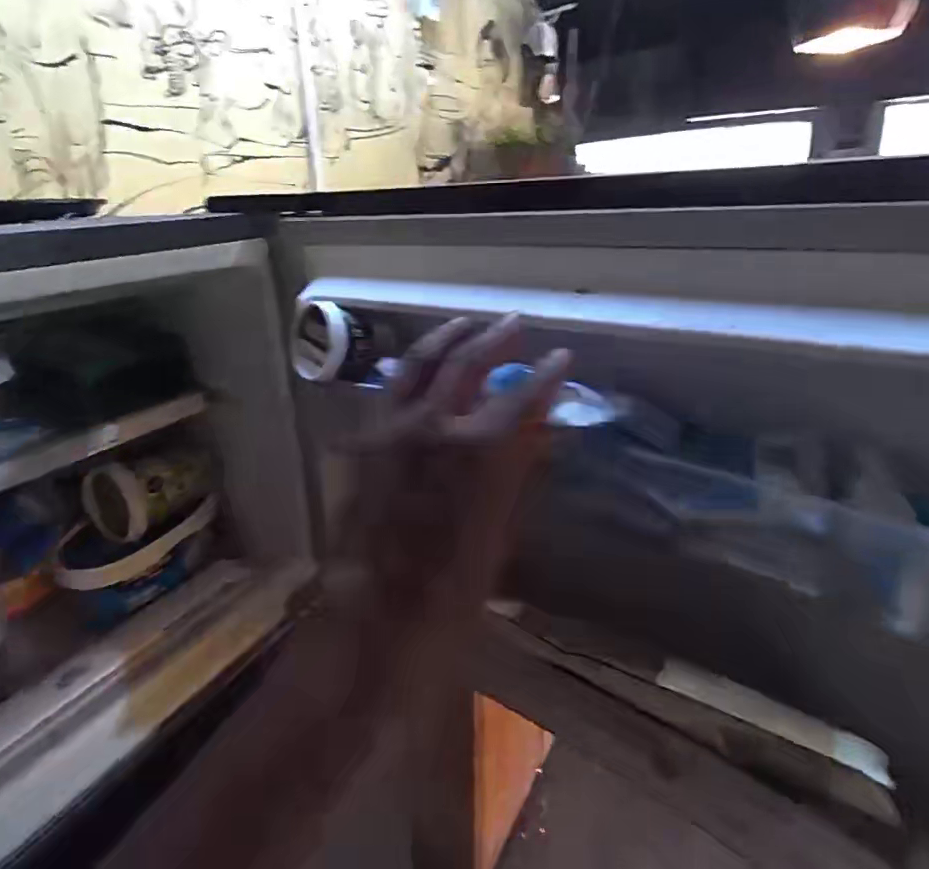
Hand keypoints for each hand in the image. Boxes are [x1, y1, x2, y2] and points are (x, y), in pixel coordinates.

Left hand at [332, 315, 571, 628]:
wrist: (379, 603)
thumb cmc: (453, 580)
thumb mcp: (503, 523)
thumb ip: (518, 464)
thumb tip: (538, 423)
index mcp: (475, 449)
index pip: (520, 396)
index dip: (545, 374)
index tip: (561, 357)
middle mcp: (430, 424)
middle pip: (465, 362)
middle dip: (493, 338)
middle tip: (513, 324)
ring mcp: (391, 426)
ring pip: (419, 363)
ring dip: (446, 339)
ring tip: (466, 325)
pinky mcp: (367, 438)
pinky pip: (391, 389)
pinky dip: (412, 370)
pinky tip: (423, 365)